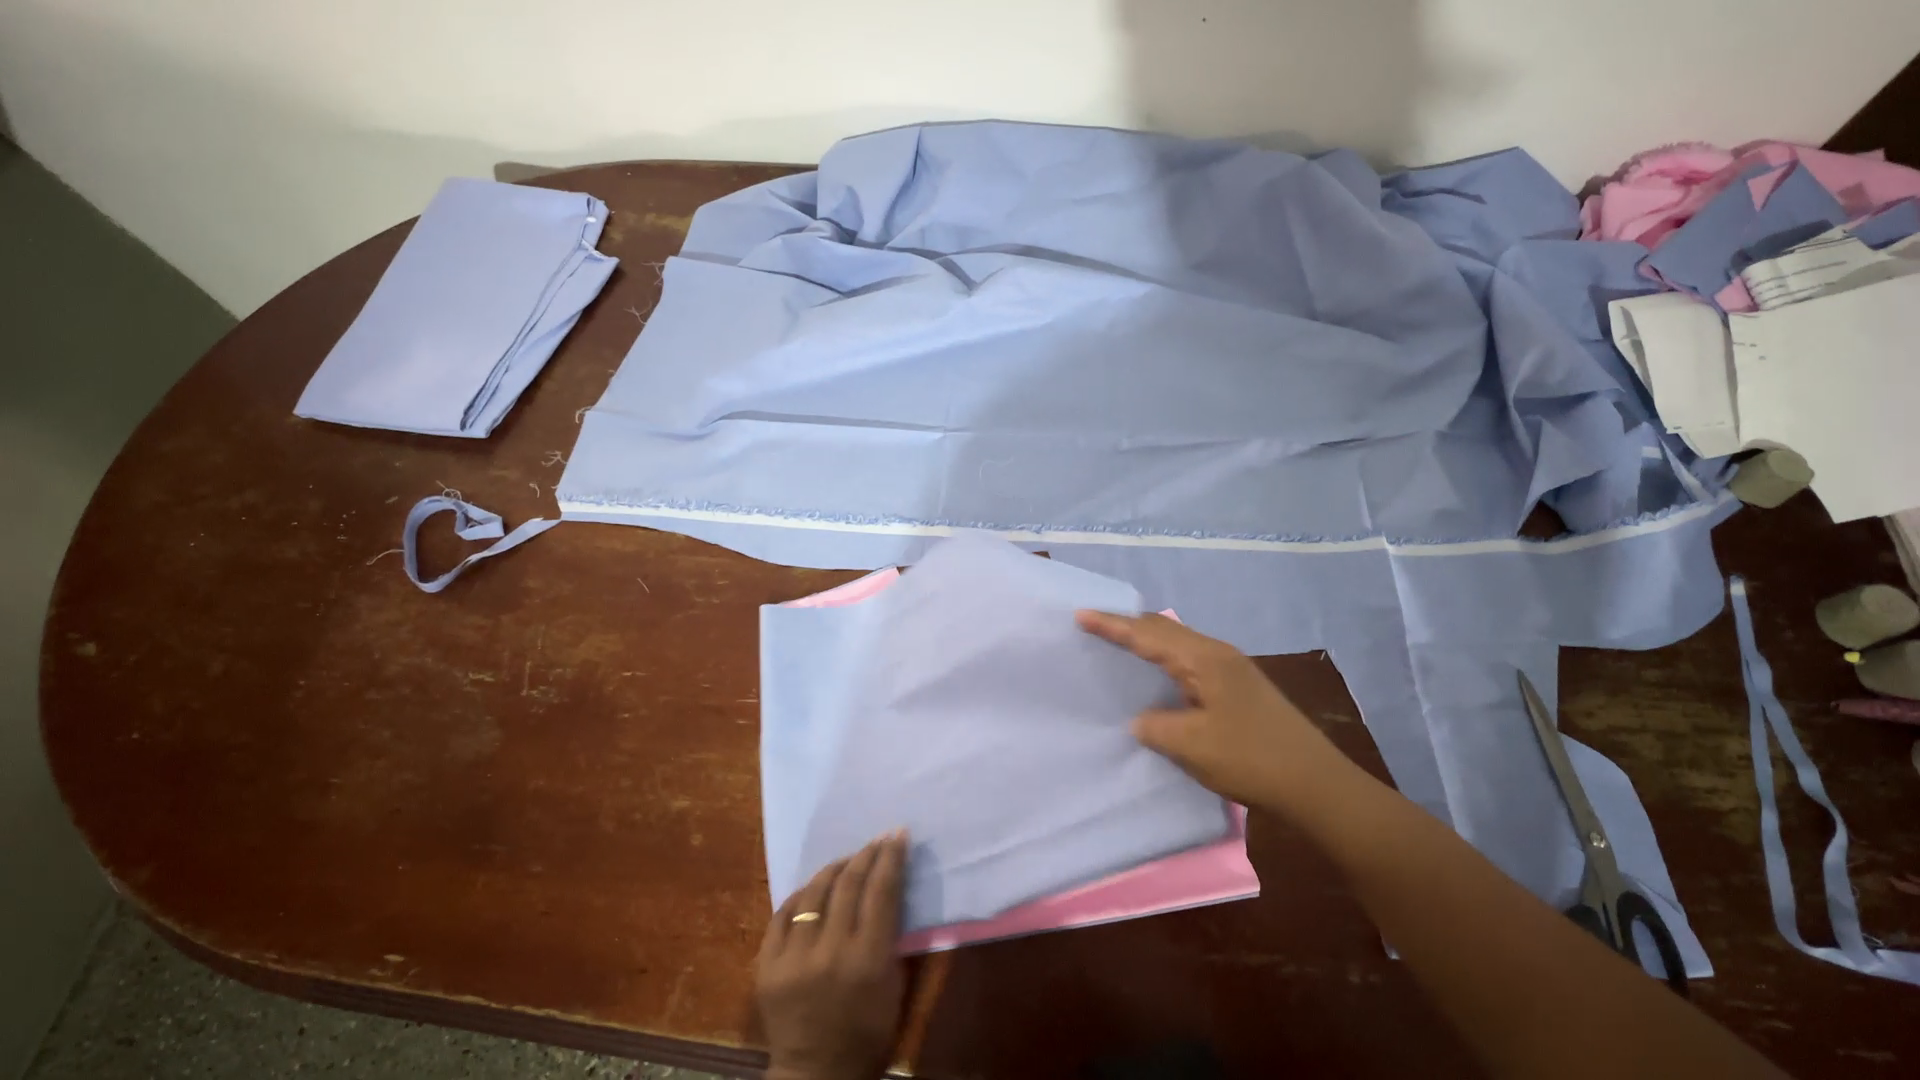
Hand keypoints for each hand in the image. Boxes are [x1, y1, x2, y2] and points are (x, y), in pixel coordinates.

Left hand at [756, 831, 908, 1079]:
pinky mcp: (765, 965)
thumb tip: (890, 890)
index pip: (881, 893)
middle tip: (877, 840)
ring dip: (833, 870)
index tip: (897, 835)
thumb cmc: (868, 1034)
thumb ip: (890, 938)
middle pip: (848, 886)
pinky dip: (800, 897)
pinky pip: (782, 914)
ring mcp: (792, 957)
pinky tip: (812, 889)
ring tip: (846, 860)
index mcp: (867, 960)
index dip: (891, 859)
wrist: (816, 1074)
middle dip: (865, 855)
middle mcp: (829, 952)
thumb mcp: (893, 987)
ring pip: (812, 894)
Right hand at [1076, 611, 1345, 809]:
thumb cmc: (1250, 758)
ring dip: (1147, 643)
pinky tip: (1156, 678)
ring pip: (1178, 645)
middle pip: (1164, 631)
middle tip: (1092, 626)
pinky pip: (1190, 663)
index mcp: (1204, 659)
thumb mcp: (1192, 745)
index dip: (1112, 625)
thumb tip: (1139, 720)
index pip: (1147, 634)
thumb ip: (1156, 726)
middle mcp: (1218, 655)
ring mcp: (1232, 671)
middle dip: (1127, 626)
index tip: (1079, 615)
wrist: (1315, 783)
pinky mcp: (1238, 689)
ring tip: (1116, 647)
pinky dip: (1164, 662)